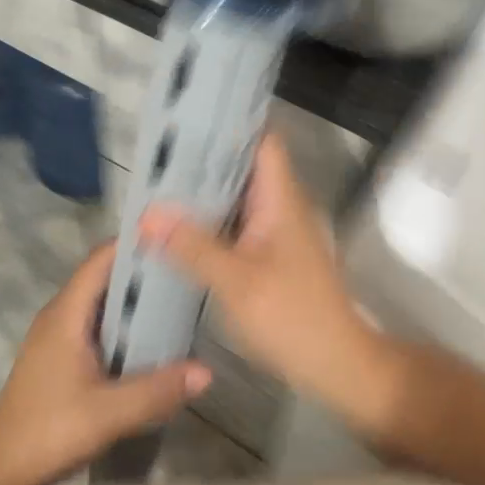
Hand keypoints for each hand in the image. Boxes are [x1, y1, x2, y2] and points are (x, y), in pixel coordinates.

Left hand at [0, 240, 210, 484]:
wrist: (0, 474)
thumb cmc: (49, 432)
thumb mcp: (109, 413)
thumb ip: (158, 390)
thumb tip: (207, 371)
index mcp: (65, 314)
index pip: (101, 259)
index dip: (135, 244)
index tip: (174, 239)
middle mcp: (59, 316)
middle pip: (104, 278)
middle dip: (143, 273)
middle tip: (188, 272)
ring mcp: (57, 338)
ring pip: (101, 305)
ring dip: (135, 303)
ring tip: (180, 302)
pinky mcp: (60, 360)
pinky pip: (97, 328)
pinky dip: (124, 327)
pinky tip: (152, 343)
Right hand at [139, 135, 389, 408]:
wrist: (337, 365)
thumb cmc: (292, 317)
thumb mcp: (236, 282)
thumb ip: (192, 246)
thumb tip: (147, 213)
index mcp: (280, 199)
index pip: (261, 141)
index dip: (229, 125)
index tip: (188, 119)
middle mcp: (282, 207)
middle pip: (244, 168)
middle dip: (204, 161)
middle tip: (157, 157)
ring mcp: (278, 232)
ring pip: (238, 199)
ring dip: (204, 194)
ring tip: (158, 187)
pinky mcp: (272, 256)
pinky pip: (238, 225)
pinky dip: (211, 222)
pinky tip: (179, 230)